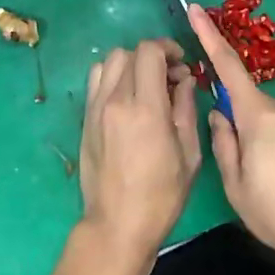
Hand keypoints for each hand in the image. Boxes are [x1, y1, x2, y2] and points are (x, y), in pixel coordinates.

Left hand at [80, 39, 200, 256]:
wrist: (117, 226)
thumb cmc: (162, 194)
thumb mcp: (189, 153)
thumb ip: (186, 107)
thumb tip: (184, 79)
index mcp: (145, 108)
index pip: (149, 52)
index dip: (168, 49)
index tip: (181, 64)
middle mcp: (116, 101)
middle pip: (129, 52)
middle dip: (153, 56)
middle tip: (169, 77)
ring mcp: (96, 109)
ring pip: (110, 61)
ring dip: (131, 64)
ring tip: (146, 84)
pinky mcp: (85, 120)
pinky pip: (97, 80)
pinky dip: (113, 77)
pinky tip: (127, 97)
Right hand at [189, 3, 274, 274]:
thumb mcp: (238, 188)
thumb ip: (223, 146)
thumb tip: (219, 117)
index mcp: (258, 114)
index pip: (226, 65)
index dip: (208, 36)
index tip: (195, 9)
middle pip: (245, 106)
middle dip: (235, 131)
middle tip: (241, 177)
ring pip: (264, 125)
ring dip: (256, 149)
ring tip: (267, 195)